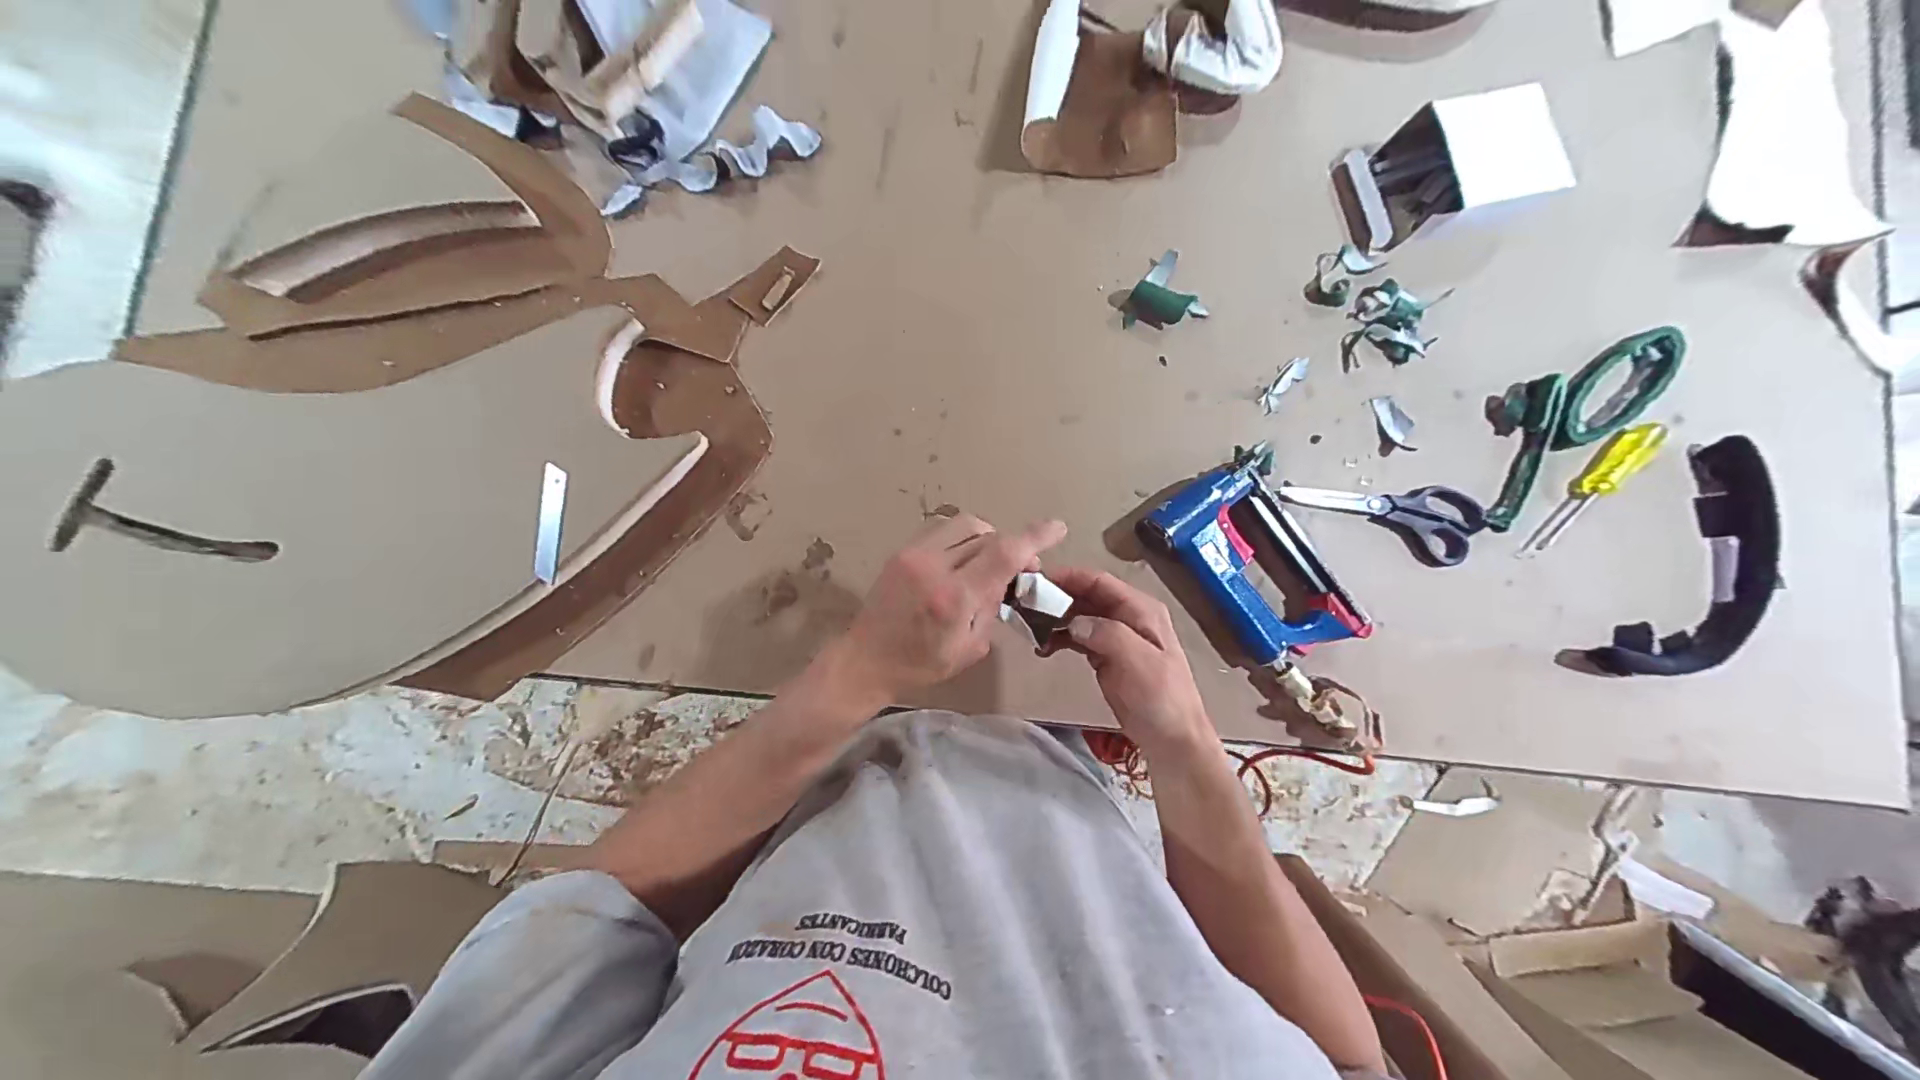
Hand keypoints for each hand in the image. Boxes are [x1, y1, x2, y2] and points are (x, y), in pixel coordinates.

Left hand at [828, 514, 1067, 702]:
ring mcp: (913, 555)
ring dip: (987, 537)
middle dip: (1012, 545)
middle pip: (987, 534)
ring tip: (990, 562)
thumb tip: (1005, 580)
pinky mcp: (901, 552)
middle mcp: (934, 567)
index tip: (1057, 528)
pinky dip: (961, 539)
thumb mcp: (968, 648)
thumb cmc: (919, 665)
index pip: (1003, 554)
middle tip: (1020, 569)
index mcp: (954, 597)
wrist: (864, 660)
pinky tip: (962, 560)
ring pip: (964, 524)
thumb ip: (991, 609)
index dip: (1035, 537)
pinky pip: (941, 530)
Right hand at [1048, 567, 1214, 757]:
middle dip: (1055, 597)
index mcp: (1140, 610)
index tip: (1035, 581)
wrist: (1173, 740)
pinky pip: (1078, 637)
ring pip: (1079, 615)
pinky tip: (1043, 647)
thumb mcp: (1139, 662)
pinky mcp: (1106, 656)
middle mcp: (1128, 616)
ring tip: (1029, 627)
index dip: (1067, 577)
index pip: (1099, 582)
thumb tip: (1074, 622)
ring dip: (1055, 618)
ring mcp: (1117, 636)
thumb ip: (1108, 635)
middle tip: (1024, 605)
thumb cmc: (1161, 699)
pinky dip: (1060, 638)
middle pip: (1086, 596)